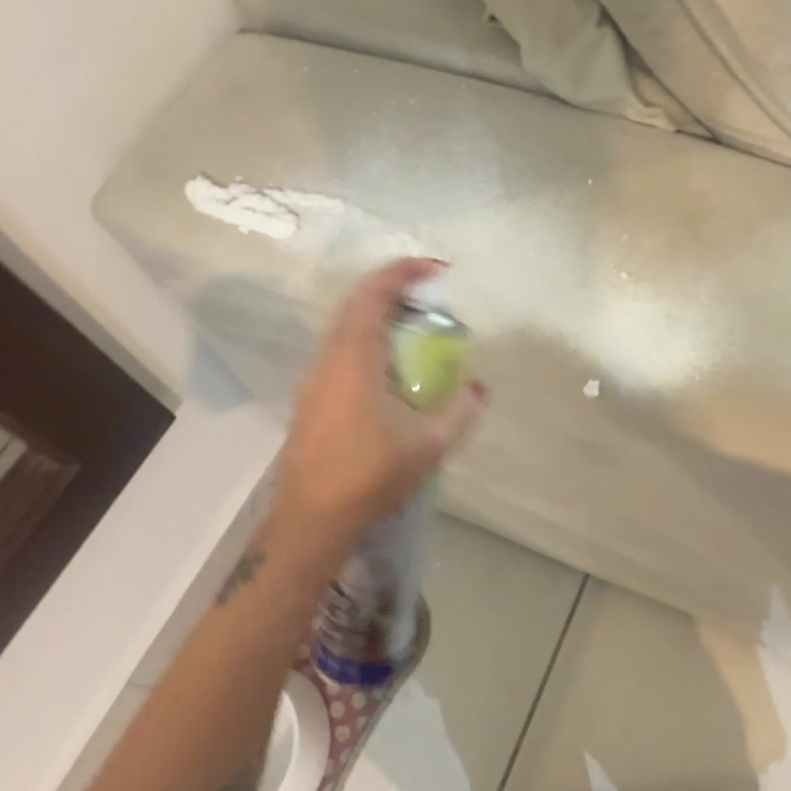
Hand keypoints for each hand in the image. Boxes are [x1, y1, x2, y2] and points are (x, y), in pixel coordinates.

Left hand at [273, 258, 487, 542]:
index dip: (403, 272)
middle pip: (357, 306)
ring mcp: (313, 380)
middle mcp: (328, 359)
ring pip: (346, 331)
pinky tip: (391, 373)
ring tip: (416, 332)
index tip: (436, 270)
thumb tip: (479, 388)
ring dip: (379, 320)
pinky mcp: (310, 401)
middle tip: (431, 299)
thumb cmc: (370, 476)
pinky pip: (341, 354)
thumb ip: (460, 411)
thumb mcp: (428, 445)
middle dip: (394, 292)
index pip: (374, 294)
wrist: (311, 520)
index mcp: (354, 358)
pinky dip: (368, 344)